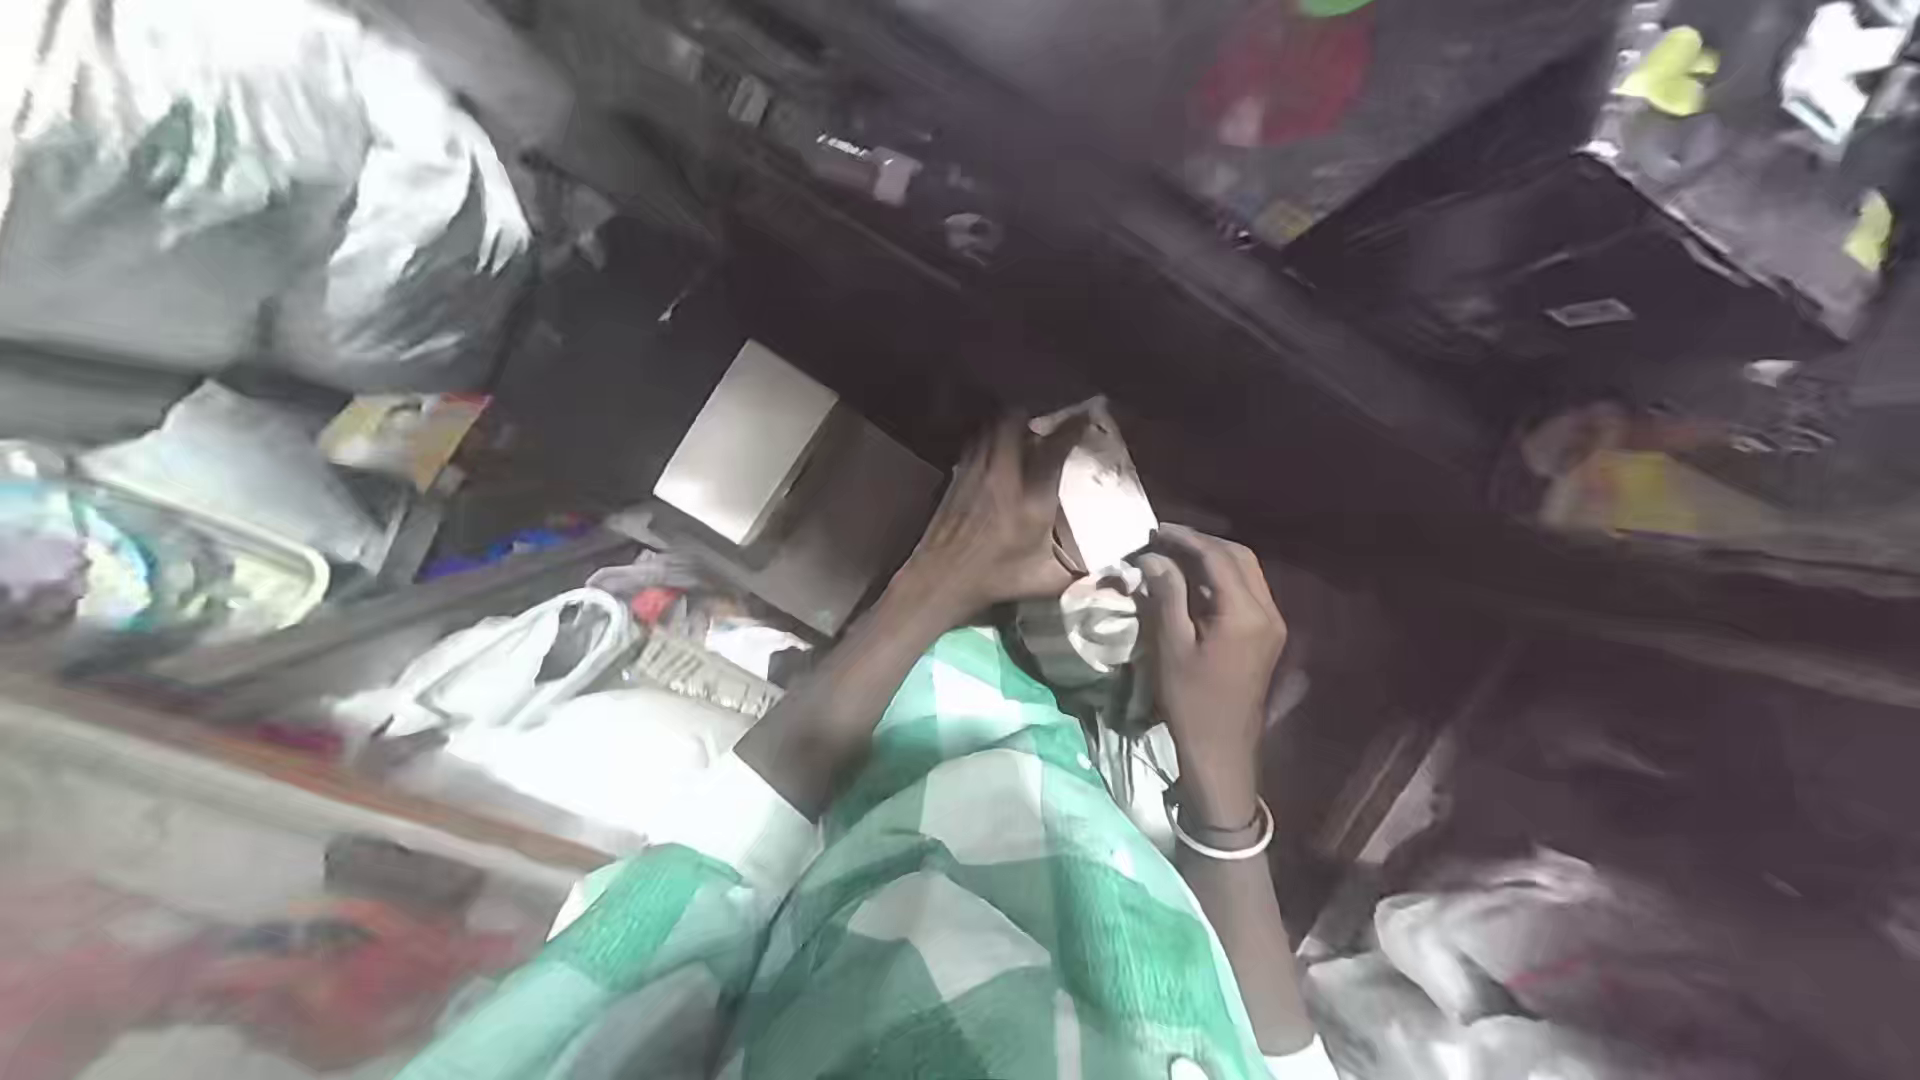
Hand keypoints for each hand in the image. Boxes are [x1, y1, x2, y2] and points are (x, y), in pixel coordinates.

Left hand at [900, 414, 1085, 615]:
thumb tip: (1115, 573)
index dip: (1072, 428)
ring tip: (1022, 432)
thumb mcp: (1044, 580)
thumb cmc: (995, 580)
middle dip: (1034, 417)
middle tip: (1047, 423)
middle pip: (1016, 422)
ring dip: (1009, 425)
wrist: (939, 580)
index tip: (1084, 418)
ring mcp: (975, 471)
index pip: (1055, 448)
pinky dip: (989, 440)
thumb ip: (1080, 572)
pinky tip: (996, 453)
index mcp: (1032, 498)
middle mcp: (1003, 475)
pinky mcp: (956, 476)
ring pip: (991, 428)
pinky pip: (976, 444)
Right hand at [1137, 524, 1286, 828]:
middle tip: (1163, 539)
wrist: (1221, 749)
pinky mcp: (1266, 635)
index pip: (1218, 557)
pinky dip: (1219, 578)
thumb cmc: (1190, 700)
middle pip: (1239, 557)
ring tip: (1173, 554)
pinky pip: (1245, 591)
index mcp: (1245, 613)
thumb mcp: (1170, 645)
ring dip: (1212, 558)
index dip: (1185, 538)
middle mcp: (1267, 612)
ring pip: (1245, 572)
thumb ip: (1166, 595)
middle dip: (1201, 542)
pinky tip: (1191, 581)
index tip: (1154, 531)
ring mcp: (1272, 624)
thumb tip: (1153, 557)